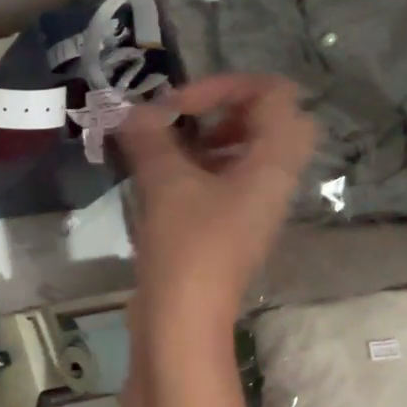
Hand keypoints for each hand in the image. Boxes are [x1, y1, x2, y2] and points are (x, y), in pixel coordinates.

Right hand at [118, 74, 315, 321]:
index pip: (271, 92)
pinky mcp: (229, 231)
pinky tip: (158, 190)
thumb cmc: (186, 247)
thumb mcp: (166, 186)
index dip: (222, 87)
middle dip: (219, 115)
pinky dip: (196, 176)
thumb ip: (150, 142)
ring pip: (242, 155)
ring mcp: (253, 207)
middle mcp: (275, 178)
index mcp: (275, 159)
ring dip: (203, 146)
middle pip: (265, 122)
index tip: (172, 107)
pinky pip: (224, 185)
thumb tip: (130, 112)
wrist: (184, 319)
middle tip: (179, 127)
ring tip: (159, 158)